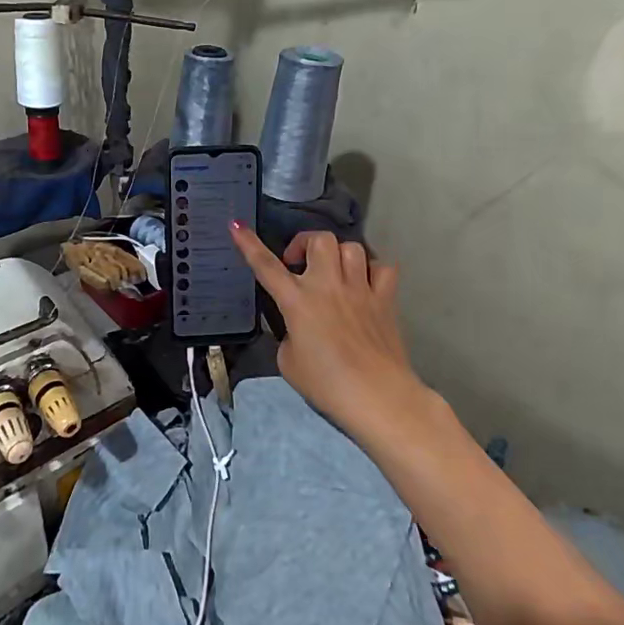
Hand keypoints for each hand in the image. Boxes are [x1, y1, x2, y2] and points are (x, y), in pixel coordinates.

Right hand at [228, 222, 425, 436]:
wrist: (380, 399)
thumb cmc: (326, 383)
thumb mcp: (288, 360)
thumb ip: (288, 334)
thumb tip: (298, 328)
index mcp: (297, 300)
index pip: (265, 265)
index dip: (248, 243)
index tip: (237, 225)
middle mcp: (328, 286)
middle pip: (319, 239)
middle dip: (305, 243)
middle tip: (299, 264)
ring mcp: (361, 290)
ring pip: (351, 247)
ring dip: (337, 255)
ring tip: (332, 272)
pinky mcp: (386, 302)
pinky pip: (383, 268)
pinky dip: (371, 270)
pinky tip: (363, 284)